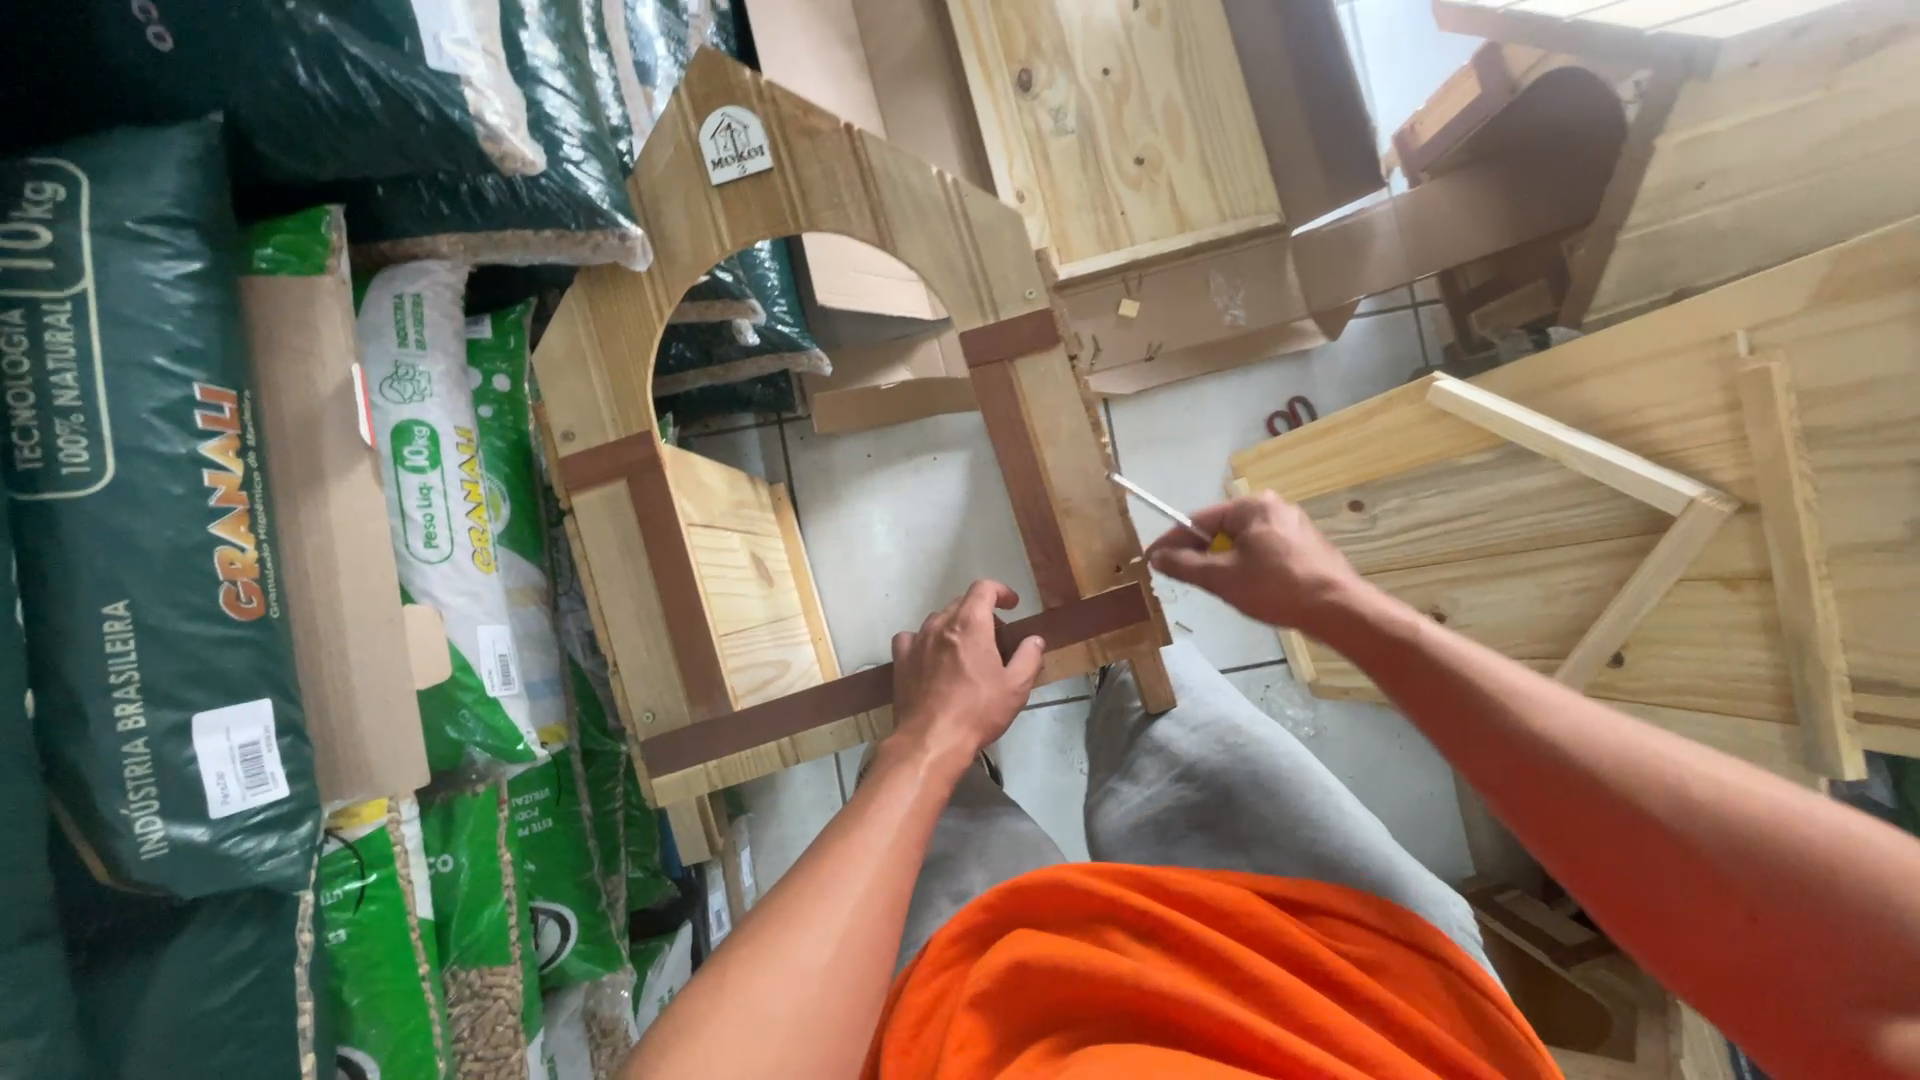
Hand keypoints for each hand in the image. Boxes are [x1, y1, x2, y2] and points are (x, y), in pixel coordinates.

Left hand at [885, 581, 1044, 775]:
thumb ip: (1029, 657)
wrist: (931, 740)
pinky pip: (912, 638)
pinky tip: (932, 656)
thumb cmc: (978, 711)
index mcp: (970, 624)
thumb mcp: (1016, 687)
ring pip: (938, 620)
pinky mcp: (901, 660)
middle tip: (996, 638)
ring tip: (967, 650)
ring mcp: (917, 641)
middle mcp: (940, 624)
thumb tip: (1034, 640)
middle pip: (961, 603)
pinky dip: (926, 640)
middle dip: (982, 613)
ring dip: (955, 627)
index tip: (1012, 605)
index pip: (983, 589)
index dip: (1000, 591)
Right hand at [1146, 492, 1364, 637]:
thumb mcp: (1221, 578)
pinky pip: (1263, 551)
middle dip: (1199, 552)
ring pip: (1242, 542)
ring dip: (1223, 561)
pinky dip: (1246, 565)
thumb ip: (1184, 565)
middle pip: (1221, 529)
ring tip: (1213, 585)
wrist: (1338, 609)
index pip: (1198, 519)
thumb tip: (1156, 557)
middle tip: (1179, 575)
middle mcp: (1273, 507)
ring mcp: (1293, 526)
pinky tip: (1246, 587)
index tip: (1151, 558)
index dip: (1171, 541)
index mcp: (1251, 506)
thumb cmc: (1276, 588)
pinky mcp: (1306, 546)